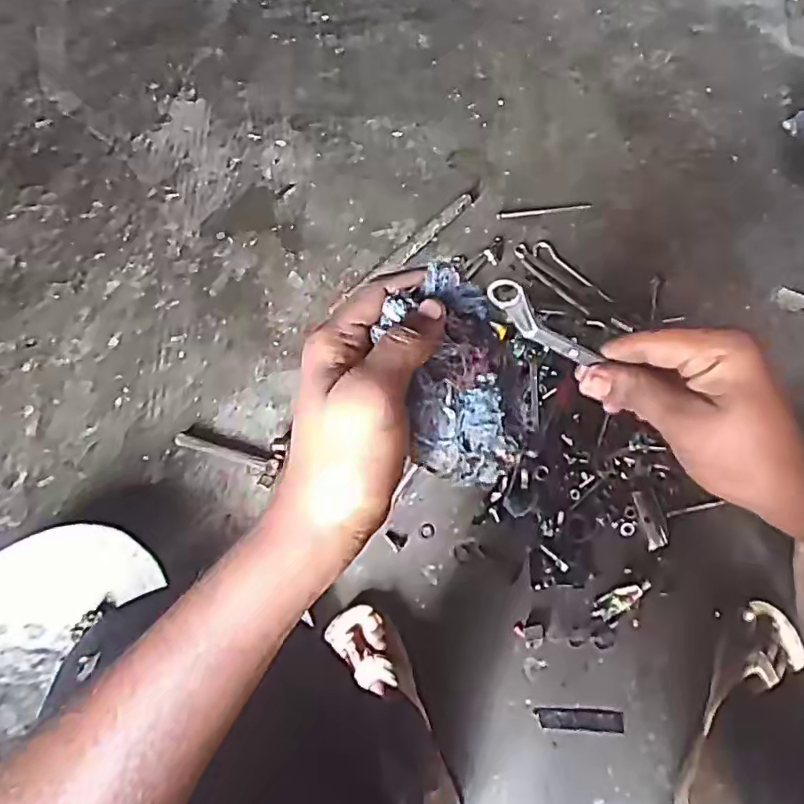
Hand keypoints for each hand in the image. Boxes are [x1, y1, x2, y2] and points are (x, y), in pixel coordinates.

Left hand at [270, 270, 444, 565]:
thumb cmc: (340, 459)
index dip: (417, 285)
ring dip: (439, 346)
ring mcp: (364, 384)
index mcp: (334, 344)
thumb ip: (403, 344)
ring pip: (408, 349)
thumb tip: (432, 309)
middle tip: (471, 318)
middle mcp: (347, 358)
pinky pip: (413, 379)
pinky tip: (457, 378)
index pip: (379, 293)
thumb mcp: (373, 390)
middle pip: (395, 319)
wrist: (330, 518)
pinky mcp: (382, 408)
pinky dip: (436, 374)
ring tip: (472, 346)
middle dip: (434, 316)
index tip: (454, 286)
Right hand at [577, 329, 803, 516]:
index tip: (583, 368)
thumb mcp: (682, 423)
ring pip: (663, 365)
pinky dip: (654, 392)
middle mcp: (724, 346)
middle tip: (592, 391)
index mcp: (722, 348)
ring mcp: (723, 364)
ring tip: (610, 402)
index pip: (654, 342)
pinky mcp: (718, 381)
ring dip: (636, 384)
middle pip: (657, 351)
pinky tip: (634, 405)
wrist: (785, 489)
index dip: (616, 355)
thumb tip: (594, 376)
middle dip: (624, 371)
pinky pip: (676, 378)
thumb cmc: (743, 458)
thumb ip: (636, 394)